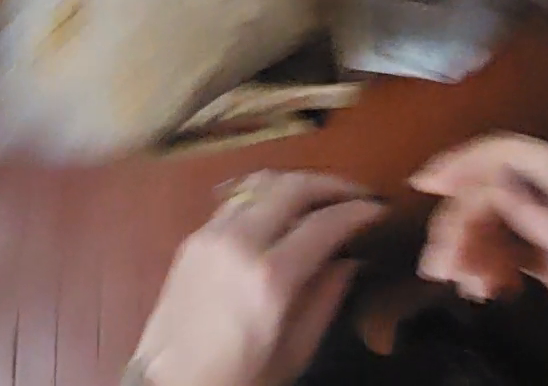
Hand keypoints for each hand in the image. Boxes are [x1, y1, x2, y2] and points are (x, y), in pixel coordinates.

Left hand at [134, 171, 386, 385]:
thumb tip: (348, 259)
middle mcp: (239, 241)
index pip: (321, 225)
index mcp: (268, 278)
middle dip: (329, 184)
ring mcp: (212, 231)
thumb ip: (324, 300)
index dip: (355, 213)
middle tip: (356, 193)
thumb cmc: (240, 377)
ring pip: (261, 182)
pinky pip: (238, 199)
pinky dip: (267, 194)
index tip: (377, 210)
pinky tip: (282, 209)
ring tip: (323, 194)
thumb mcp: (293, 353)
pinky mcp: (195, 233)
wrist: (170, 383)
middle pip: (291, 187)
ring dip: (297, 182)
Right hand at [411, 135, 547, 385]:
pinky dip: (488, 266)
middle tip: (441, 266)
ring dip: (471, 246)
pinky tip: (484, 291)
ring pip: (499, 223)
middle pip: (499, 191)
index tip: (424, 186)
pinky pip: (511, 255)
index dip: (468, 162)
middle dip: (464, 219)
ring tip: (461, 284)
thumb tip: (501, 184)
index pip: (517, 155)